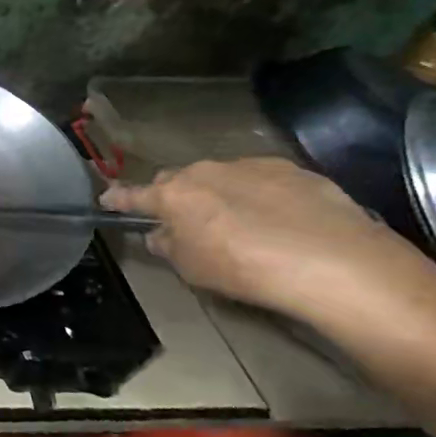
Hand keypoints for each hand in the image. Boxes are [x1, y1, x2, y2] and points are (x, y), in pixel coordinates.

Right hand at [102, 158, 435, 318]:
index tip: (106, 198)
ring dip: (225, 196)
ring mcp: (251, 165)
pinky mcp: (293, 170)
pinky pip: (266, 182)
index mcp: (176, 195)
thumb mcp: (195, 271)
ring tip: (245, 227)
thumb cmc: (244, 270)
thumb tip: (159, 235)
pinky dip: (266, 198)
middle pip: (182, 180)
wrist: (329, 260)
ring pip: (225, 178)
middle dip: (179, 197)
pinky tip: (285, 224)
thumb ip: (171, 248)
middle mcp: (207, 170)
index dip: (119, 198)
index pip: (136, 195)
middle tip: (187, 222)